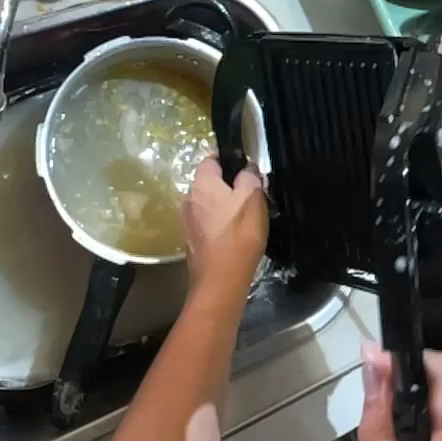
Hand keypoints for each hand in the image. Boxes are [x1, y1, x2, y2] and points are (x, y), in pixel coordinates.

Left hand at [181, 155, 267, 293]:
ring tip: (248, 216)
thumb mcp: (253, 197)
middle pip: (211, 182)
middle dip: (231, 185)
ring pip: (210, 203)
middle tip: (253, 195)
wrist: (221, 281)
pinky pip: (209, 221)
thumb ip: (250, 176)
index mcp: (201, 183)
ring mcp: (188, 221)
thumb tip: (246, 169)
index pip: (211, 158)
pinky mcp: (192, 240)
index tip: (247, 169)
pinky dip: (221, 223)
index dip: (230, 160)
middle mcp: (189, 198)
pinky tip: (237, 234)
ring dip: (226, 206)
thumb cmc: (238, 235)